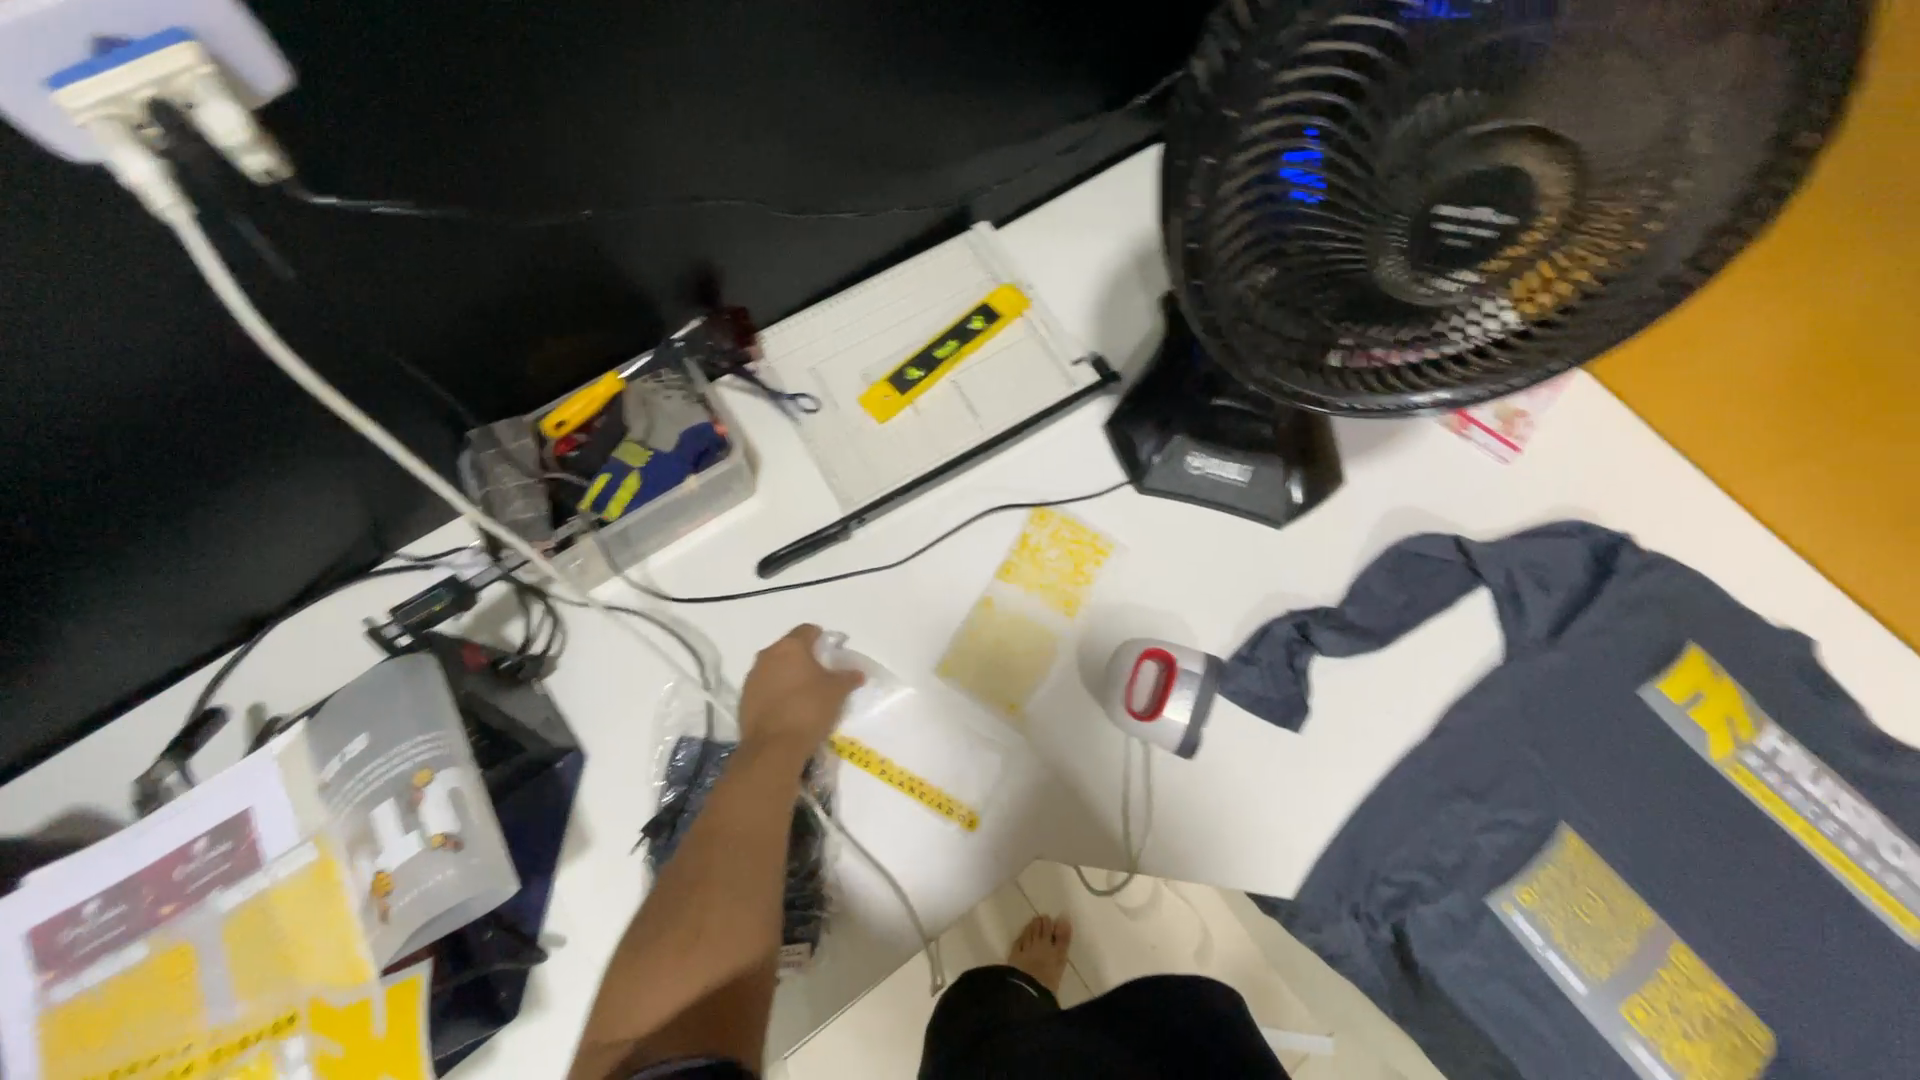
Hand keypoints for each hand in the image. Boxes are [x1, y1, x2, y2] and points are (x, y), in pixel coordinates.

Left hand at [737, 625, 864, 761]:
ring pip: (774, 667)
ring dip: (787, 674)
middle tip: (820, 673)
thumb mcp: (837, 692)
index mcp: (790, 647)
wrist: (774, 746)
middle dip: (803, 657)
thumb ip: (848, 677)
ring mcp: (752, 676)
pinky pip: (764, 686)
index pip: (807, 630)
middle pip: (788, 648)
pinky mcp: (744, 697)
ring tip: (803, 692)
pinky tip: (787, 707)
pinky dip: (775, 691)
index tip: (830, 651)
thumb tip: (858, 672)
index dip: (820, 637)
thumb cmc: (809, 709)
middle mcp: (767, 655)